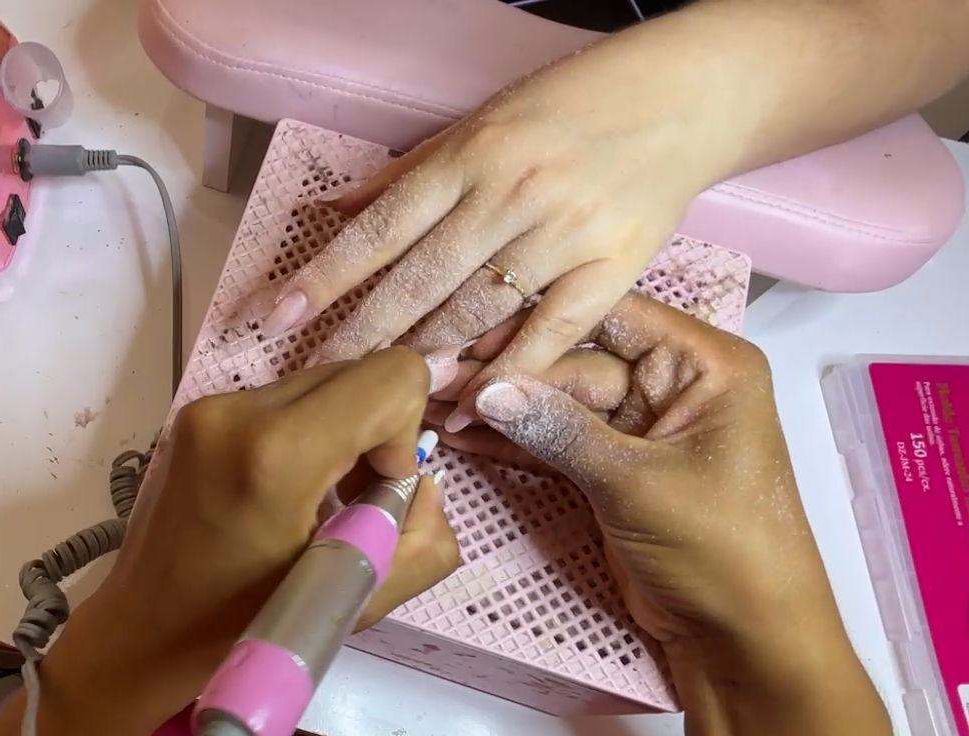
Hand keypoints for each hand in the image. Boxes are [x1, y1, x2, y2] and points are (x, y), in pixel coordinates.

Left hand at [53, 348, 460, 730]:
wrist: (143, 635)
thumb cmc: (243, 632)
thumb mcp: (355, 601)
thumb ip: (423, 541)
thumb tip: (422, 484)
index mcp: (276, 453)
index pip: (392, 377)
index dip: (405, 435)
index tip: (375, 496)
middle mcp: (236, 410)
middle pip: (357, 375)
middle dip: (374, 438)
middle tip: (348, 507)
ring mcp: (207, 408)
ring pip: (320, 387)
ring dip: (340, 439)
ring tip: (315, 507)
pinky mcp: (193, 416)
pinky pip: (281, 403)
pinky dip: (304, 438)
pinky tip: (282, 496)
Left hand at [257, 55, 734, 408]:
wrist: (692, 94)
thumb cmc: (570, 108)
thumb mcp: (480, 124)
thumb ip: (406, 175)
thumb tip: (333, 208)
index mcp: (471, 155)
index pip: (381, 228)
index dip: (324, 275)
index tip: (277, 316)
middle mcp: (511, 192)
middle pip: (417, 282)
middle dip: (357, 336)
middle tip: (314, 378)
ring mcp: (564, 232)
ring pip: (474, 313)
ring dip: (420, 361)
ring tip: (375, 398)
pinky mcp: (612, 269)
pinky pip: (547, 336)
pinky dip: (502, 376)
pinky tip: (461, 409)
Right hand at [435, 294, 832, 651]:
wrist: (738, 633)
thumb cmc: (718, 546)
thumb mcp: (635, 481)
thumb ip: (558, 431)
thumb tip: (487, 391)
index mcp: (701, 365)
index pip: (610, 318)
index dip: (538, 325)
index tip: (469, 338)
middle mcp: (668, 385)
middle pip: (571, 364)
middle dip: (503, 377)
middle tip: (435, 382)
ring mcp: (632, 430)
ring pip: (553, 406)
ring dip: (497, 410)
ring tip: (433, 406)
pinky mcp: (605, 469)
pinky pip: (550, 443)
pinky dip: (510, 444)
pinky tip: (462, 437)